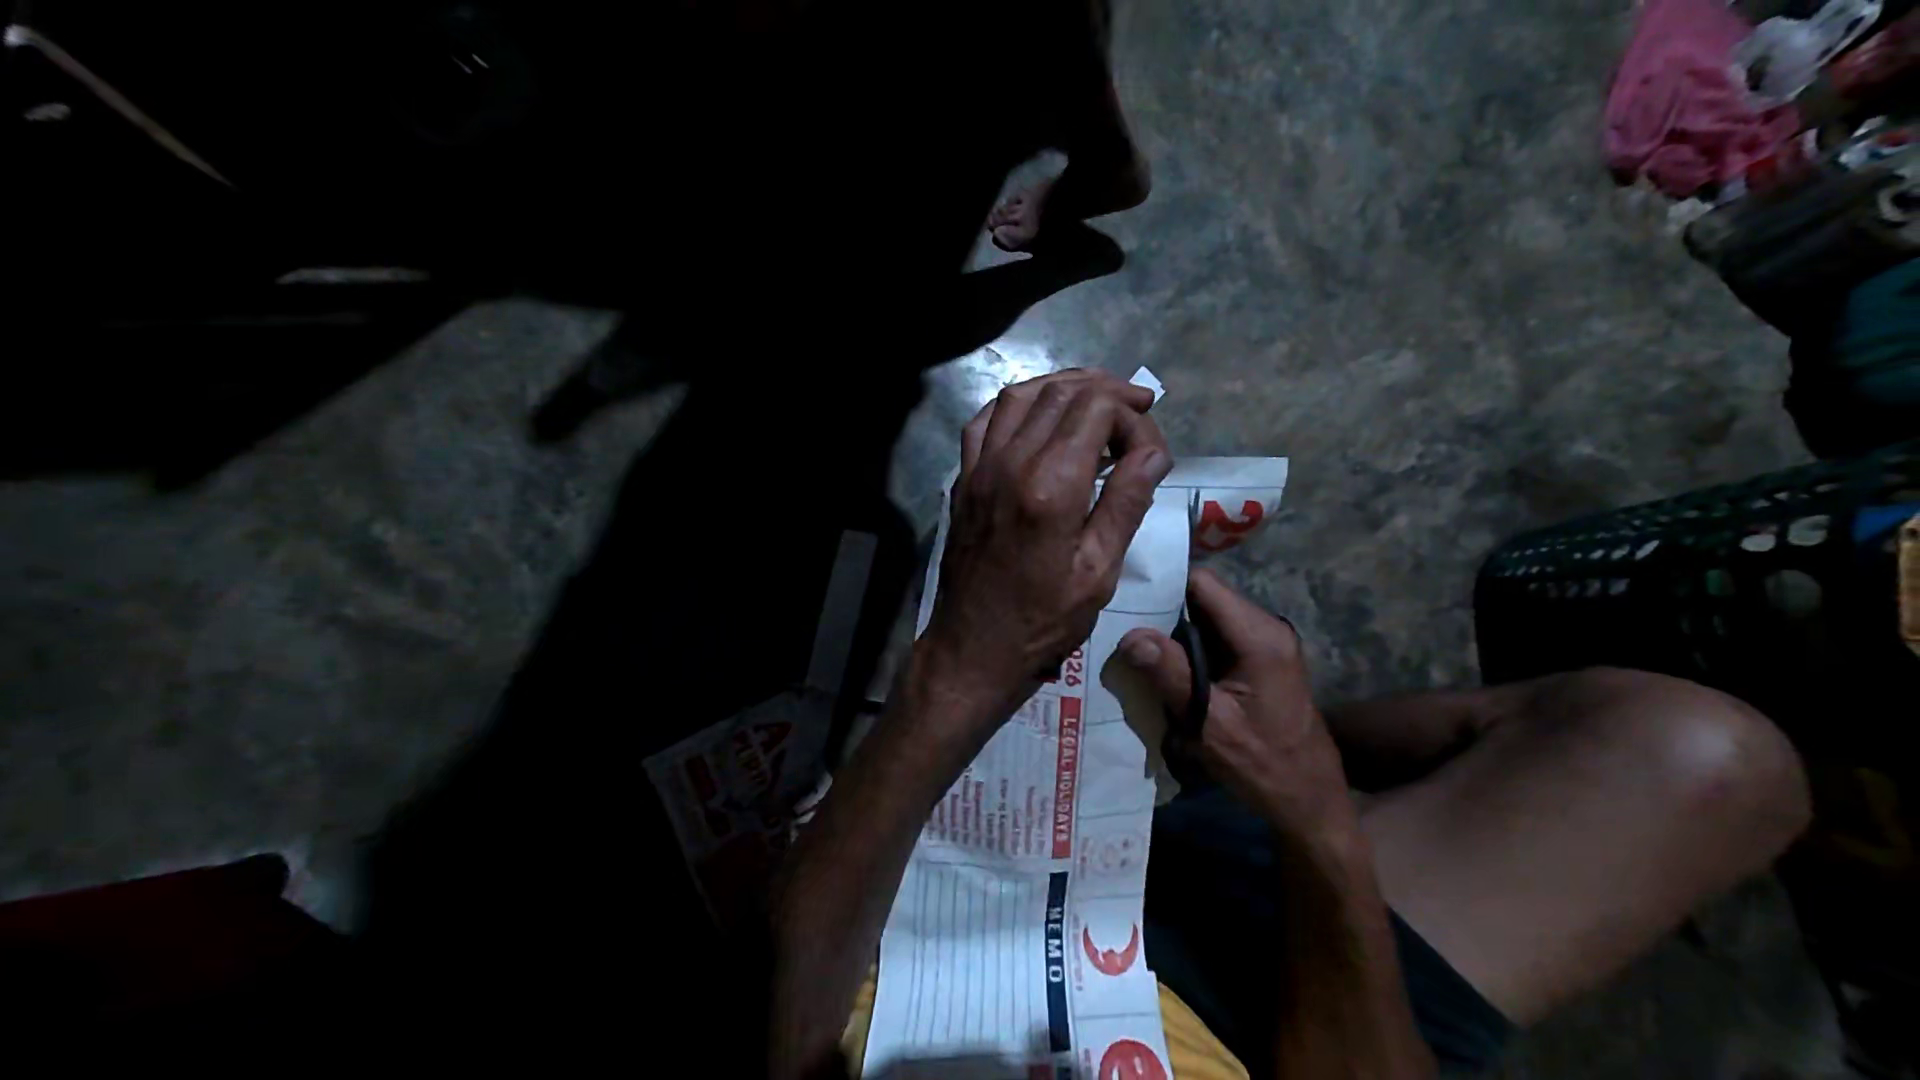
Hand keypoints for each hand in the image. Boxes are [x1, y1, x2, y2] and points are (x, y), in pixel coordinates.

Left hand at [921, 369, 1171, 720]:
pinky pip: (984, 420)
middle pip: (1061, 393)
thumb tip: (1154, 450)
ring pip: (1020, 395)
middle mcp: (1010, 462)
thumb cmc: (1043, 619)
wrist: (974, 645)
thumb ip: (1126, 502)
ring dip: (1062, 388)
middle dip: (1106, 392)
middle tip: (1136, 410)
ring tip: (1095, 402)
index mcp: (1051, 485)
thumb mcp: (1099, 571)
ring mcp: (980, 467)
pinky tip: (1038, 418)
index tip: (1150, 449)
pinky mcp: (963, 479)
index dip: (1132, 415)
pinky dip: (1017, 405)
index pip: (1096, 407)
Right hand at [1116, 568, 1355, 839]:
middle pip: (1202, 596)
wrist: (1308, 800)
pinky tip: (1159, 662)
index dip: (1161, 585)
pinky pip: (1213, 635)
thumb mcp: (1210, 723)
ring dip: (1170, 629)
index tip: (1124, 599)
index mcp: (1259, 636)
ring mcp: (1264, 641)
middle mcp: (1265, 627)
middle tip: (1119, 625)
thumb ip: (1171, 674)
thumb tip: (1130, 634)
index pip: (1202, 583)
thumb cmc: (1262, 764)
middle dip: (1160, 609)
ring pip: (1204, 615)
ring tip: (1132, 643)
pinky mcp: (1257, 657)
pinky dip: (1185, 645)